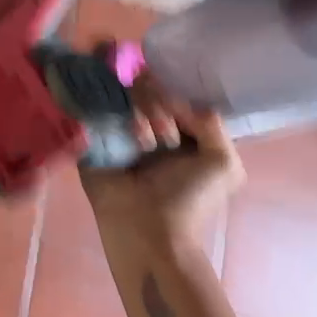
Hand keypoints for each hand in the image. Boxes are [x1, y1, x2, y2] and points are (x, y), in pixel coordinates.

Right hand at [81, 76, 244, 245]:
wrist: (146, 226)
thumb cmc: (188, 198)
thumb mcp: (223, 164)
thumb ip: (212, 124)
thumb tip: (173, 99)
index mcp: (179, 130)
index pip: (172, 92)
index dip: (173, 94)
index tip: (176, 108)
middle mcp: (147, 123)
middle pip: (147, 91)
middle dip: (158, 109)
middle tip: (162, 138)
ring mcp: (118, 126)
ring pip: (122, 96)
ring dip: (139, 117)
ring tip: (143, 144)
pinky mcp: (92, 132)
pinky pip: (96, 107)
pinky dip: (109, 114)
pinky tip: (124, 135)